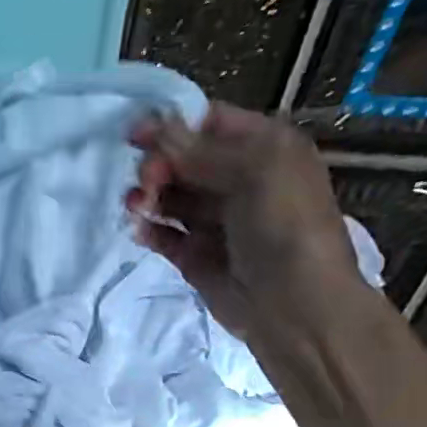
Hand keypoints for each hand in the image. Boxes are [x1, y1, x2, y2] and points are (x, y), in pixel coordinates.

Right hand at [125, 103, 358, 336]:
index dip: (171, 125)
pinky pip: (163, 234)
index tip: (133, 136)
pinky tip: (140, 230)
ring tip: (136, 208)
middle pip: (183, 159)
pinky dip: (148, 229)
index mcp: (264, 148)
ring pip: (169, 196)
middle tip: (145, 182)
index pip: (209, 123)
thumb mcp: (253, 170)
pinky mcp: (194, 253)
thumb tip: (153, 128)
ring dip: (147, 196)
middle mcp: (238, 179)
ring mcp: (214, 219)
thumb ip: (198, 149)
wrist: (292, 302)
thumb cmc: (284, 225)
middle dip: (157, 165)